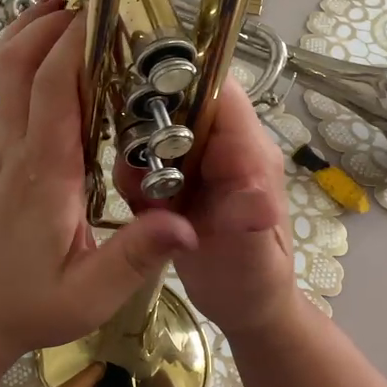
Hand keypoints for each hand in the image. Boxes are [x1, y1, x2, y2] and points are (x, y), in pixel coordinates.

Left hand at [0, 0, 196, 368]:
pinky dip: (20, 56)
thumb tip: (186, 226)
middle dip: (47, 20)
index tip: (105, 9)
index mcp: (45, 172)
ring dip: (28, 30)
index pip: (53, 89)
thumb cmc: (33, 303)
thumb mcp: (92, 294)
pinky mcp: (3, 152)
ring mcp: (5, 147)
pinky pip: (4, 89)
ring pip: (2, 71)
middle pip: (17, 63)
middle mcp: (19, 148)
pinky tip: (46, 47)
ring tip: (66, 2)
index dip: (73, 42)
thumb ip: (136, 257)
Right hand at [119, 74, 298, 336]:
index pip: (216, 90)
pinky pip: (147, 151)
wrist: (246, 307)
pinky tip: (135, 201)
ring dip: (134, 151)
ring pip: (156, 123)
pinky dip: (131, 170)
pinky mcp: (180, 172)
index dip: (177, 79)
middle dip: (144, 120)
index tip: (135, 95)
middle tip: (132, 167)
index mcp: (247, 153)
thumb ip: (248, 225)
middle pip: (178, 98)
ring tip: (138, 194)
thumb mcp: (251, 261)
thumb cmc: (252, 285)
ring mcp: (200, 157)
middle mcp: (225, 144)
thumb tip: (254, 196)